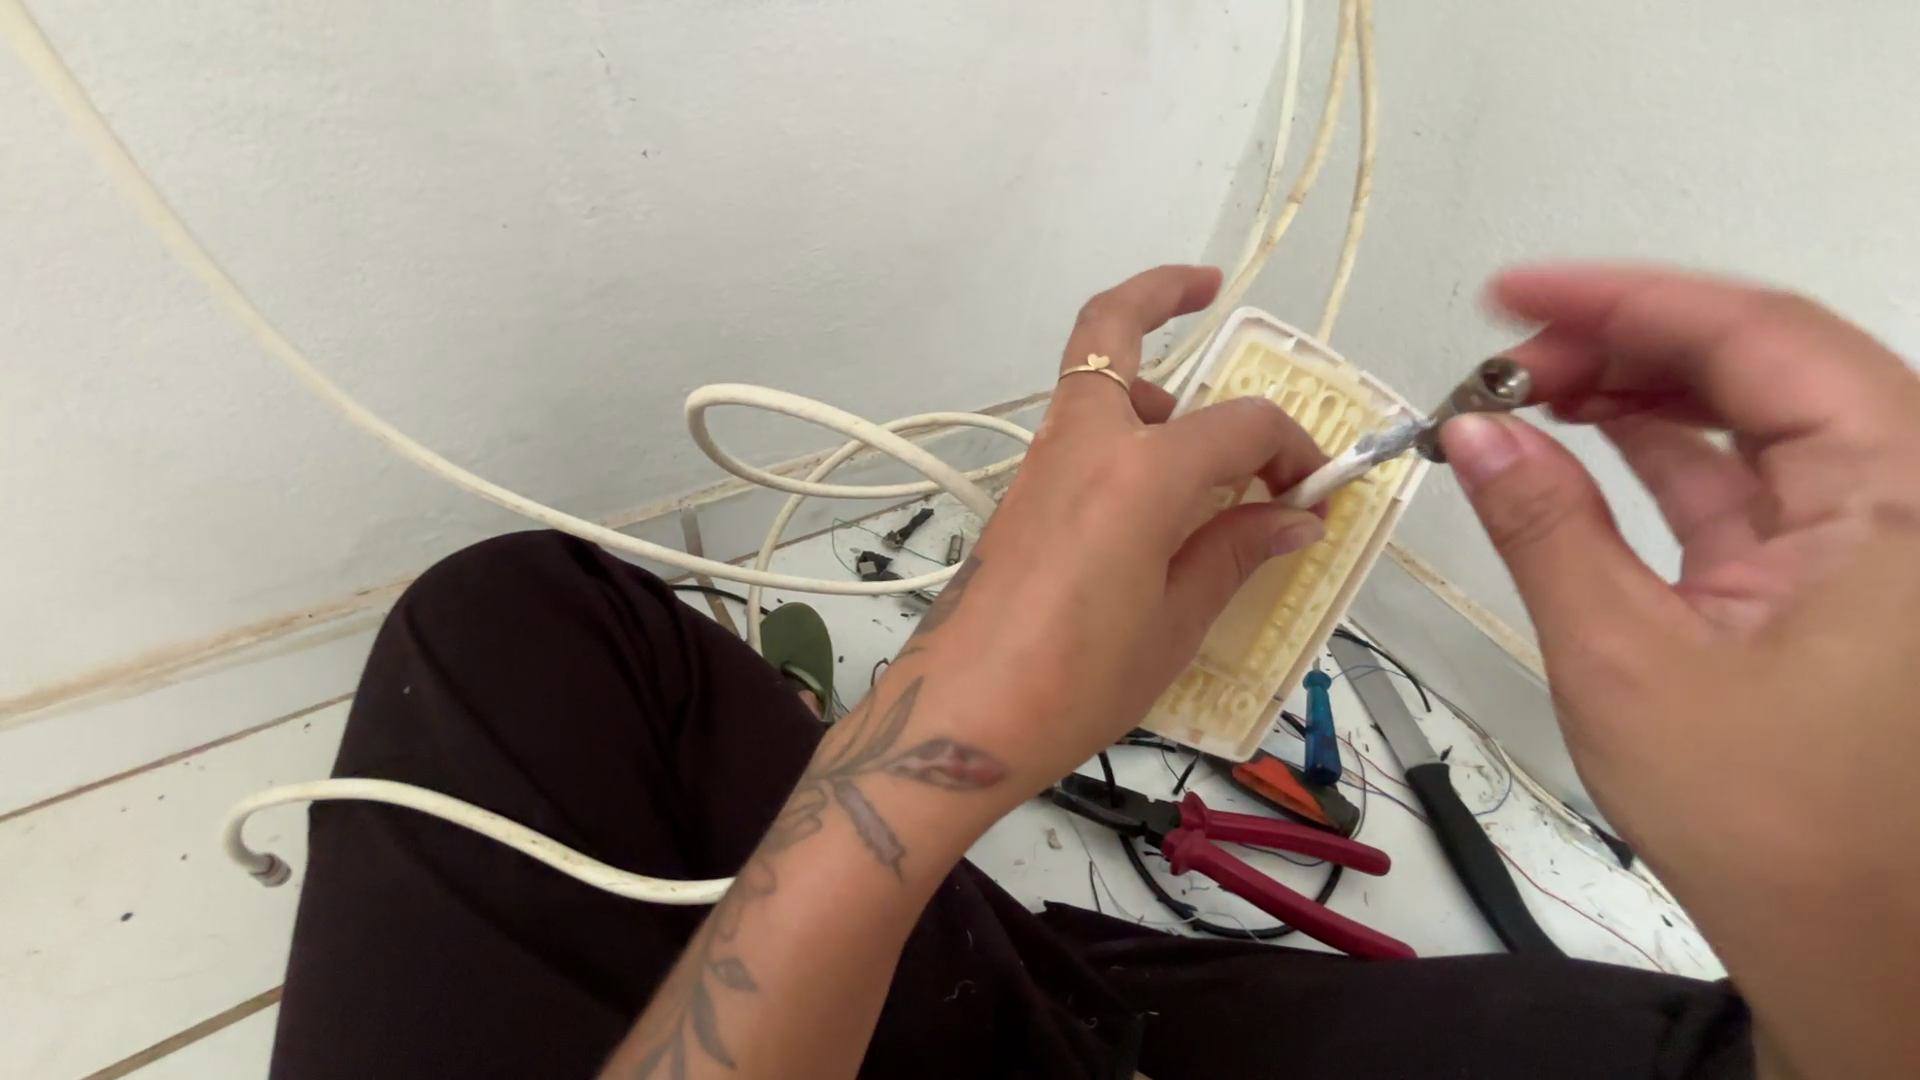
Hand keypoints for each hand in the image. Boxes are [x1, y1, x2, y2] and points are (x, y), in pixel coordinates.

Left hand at [903, 264, 1327, 797]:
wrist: (960, 718)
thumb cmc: (1077, 682)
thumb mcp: (1173, 625)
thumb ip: (1232, 554)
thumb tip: (1294, 518)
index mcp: (1139, 473)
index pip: (1241, 424)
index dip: (1291, 448)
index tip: (1312, 493)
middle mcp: (1083, 446)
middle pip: (1109, 330)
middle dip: (1160, 293)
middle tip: (1208, 291)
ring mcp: (1039, 466)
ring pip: (1088, 383)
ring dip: (1144, 382)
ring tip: (1194, 439)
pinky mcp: (1018, 497)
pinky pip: (1074, 435)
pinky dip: (1117, 434)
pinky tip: (1147, 499)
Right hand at [1441, 264, 1919, 1078]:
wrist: (1856, 939)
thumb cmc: (1759, 811)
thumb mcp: (1623, 652)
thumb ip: (1543, 525)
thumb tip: (1469, 431)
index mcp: (1906, 498)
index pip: (1761, 340)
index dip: (1625, 300)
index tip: (1514, 290)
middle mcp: (1912, 493)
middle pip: (1761, 362)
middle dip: (1620, 344)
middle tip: (1500, 359)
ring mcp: (1875, 530)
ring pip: (1748, 414)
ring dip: (1631, 391)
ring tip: (1522, 390)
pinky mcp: (1831, 567)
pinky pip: (1737, 475)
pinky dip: (1649, 449)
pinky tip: (1576, 436)